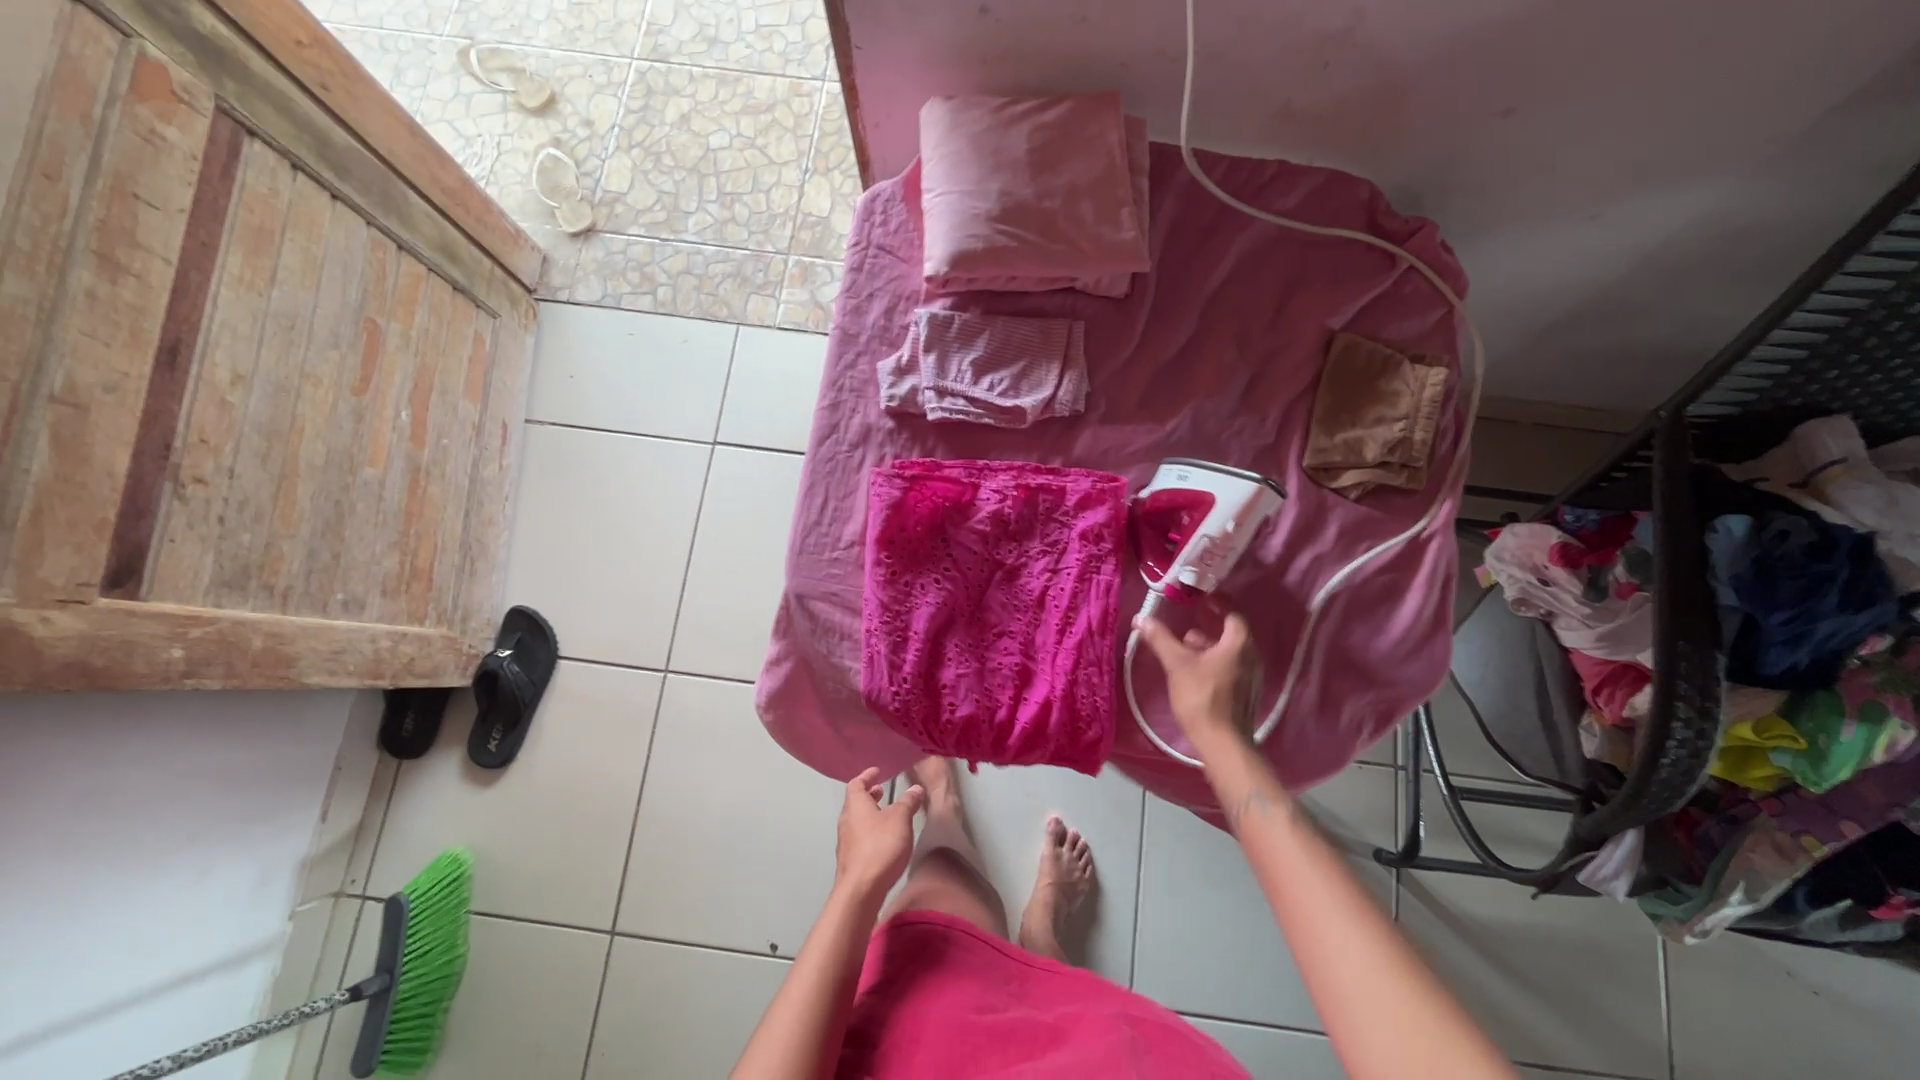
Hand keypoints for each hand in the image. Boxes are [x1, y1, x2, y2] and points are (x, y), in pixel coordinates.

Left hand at [835, 767, 925, 897]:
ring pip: (857, 820)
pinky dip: (871, 830)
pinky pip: (860, 836)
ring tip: (888, 814)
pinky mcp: (850, 859)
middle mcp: (846, 820)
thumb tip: (915, 789)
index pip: (856, 783)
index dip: (867, 776)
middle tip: (883, 790)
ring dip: (870, 814)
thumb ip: (908, 802)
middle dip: (869, 795)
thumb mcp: (900, 819)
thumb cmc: (880, 846)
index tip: (877, 771)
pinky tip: (885, 839)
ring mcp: (846, 841)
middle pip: (855, 802)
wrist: (861, 889)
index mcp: (855, 805)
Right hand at [1135, 609, 1260, 753]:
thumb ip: (1160, 639)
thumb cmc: (1202, 697)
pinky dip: (1216, 660)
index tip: (1201, 598)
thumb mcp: (1177, 665)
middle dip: (1211, 624)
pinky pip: (1232, 666)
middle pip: (1233, 632)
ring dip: (1211, 644)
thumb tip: (1141, 618)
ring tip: (1186, 644)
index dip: (1218, 603)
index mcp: (1239, 644)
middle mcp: (1251, 656)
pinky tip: (1196, 669)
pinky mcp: (1246, 693)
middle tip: (1191, 618)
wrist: (1223, 742)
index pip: (1233, 613)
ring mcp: (1252, 676)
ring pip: (1231, 651)